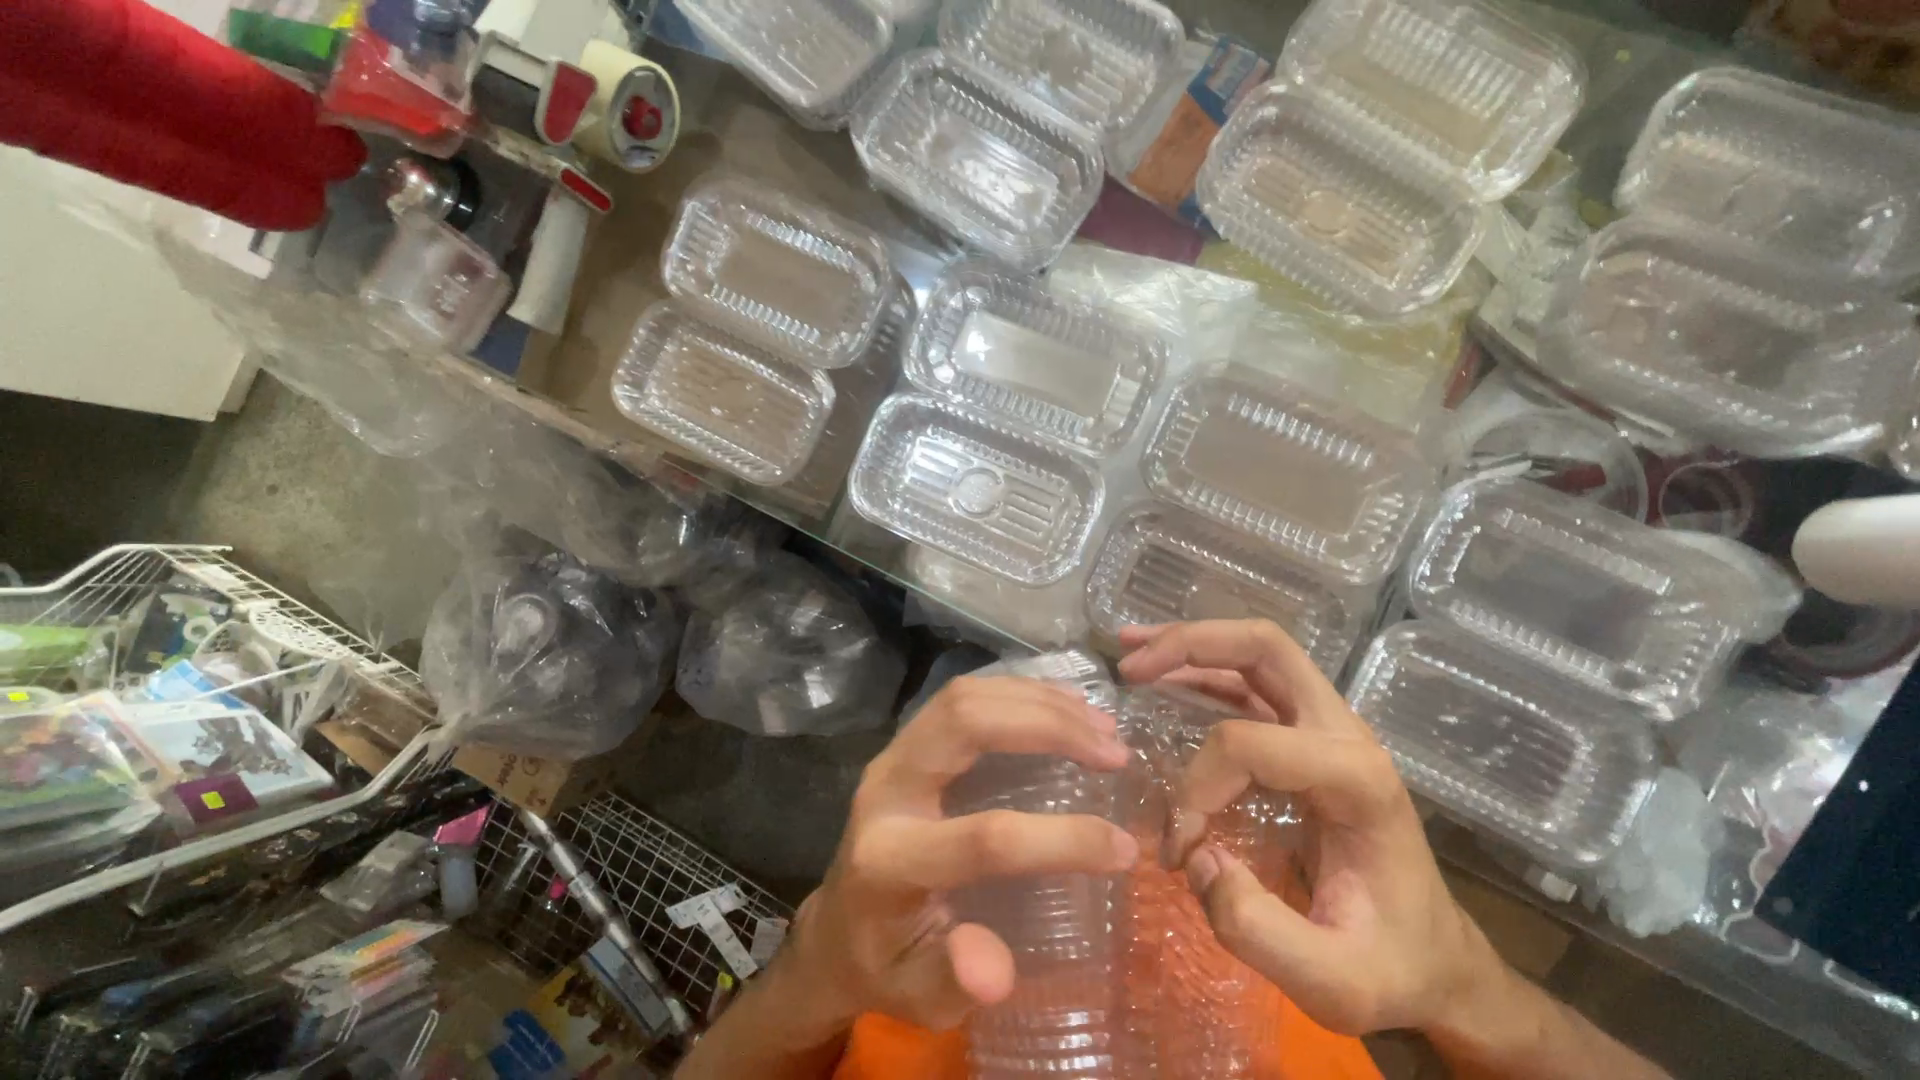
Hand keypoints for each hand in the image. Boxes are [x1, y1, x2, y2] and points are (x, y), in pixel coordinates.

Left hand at [775, 675, 1136, 1034]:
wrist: (838, 928)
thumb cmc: (886, 965)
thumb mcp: (919, 997)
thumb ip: (954, 981)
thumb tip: (994, 969)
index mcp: (890, 861)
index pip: (984, 838)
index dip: (1060, 840)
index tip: (1124, 848)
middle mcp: (885, 792)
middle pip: (962, 724)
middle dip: (1047, 727)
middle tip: (1114, 750)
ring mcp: (893, 757)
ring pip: (964, 698)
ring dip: (1040, 702)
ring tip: (1103, 724)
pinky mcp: (907, 743)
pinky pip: (963, 696)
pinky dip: (1021, 693)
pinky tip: (1067, 706)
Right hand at [1117, 620, 1504, 1037]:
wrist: (1436, 962)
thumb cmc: (1391, 967)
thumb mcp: (1333, 981)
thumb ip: (1257, 930)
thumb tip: (1197, 858)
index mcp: (1357, 780)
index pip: (1246, 744)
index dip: (1194, 788)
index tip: (1179, 849)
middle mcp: (1346, 735)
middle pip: (1264, 649)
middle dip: (1189, 646)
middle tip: (1129, 669)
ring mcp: (1330, 730)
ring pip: (1256, 654)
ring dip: (1190, 648)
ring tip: (1129, 655)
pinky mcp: (1310, 740)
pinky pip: (1251, 684)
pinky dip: (1202, 673)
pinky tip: (1162, 679)